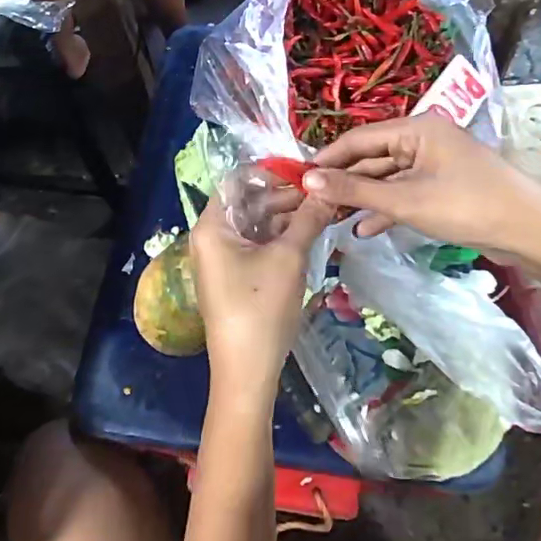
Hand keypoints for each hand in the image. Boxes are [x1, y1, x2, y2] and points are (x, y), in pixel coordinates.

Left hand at [188, 186, 333, 395]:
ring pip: (257, 224)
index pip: (238, 181)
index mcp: (212, 227)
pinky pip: (258, 244)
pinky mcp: (235, 276)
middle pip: (249, 202)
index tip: (306, 169)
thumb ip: (308, 218)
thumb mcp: (289, 258)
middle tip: (324, 190)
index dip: (271, 171)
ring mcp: (222, 258)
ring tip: (325, 208)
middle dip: (286, 195)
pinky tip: (312, 231)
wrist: (247, 372)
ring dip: (288, 216)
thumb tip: (328, 187)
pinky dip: (282, 237)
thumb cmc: (261, 308)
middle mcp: (212, 237)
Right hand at [304, 116, 540, 282]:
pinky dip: (385, 209)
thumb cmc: (466, 206)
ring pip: (386, 177)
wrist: (528, 231)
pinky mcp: (442, 187)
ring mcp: (433, 163)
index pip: (358, 138)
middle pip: (371, 157)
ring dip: (362, 198)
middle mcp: (422, 139)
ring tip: (331, 218)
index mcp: (415, 128)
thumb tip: (308, 181)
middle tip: (312, 204)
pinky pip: (404, 193)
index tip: (299, 179)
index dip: (327, 159)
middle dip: (343, 181)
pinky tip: (364, 229)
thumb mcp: (405, 200)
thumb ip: (355, 190)